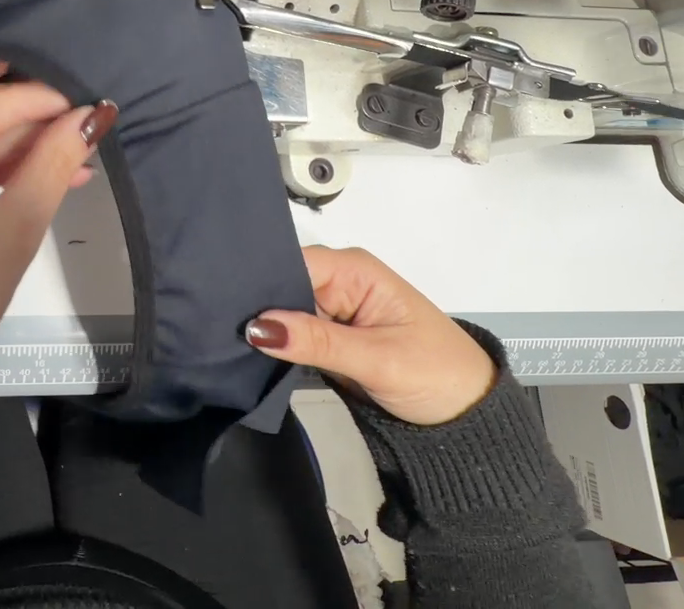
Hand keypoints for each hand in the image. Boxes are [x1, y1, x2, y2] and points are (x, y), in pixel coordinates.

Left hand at [0, 37, 116, 387]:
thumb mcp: (14, 226)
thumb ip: (55, 161)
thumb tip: (96, 112)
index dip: (25, 73)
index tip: (77, 74)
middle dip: (38, 112)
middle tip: (96, 116)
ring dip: (33, 143)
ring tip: (89, 147)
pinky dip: (15, 168)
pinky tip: (65, 171)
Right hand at [244, 245, 496, 425]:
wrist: (469, 420)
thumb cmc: (436, 376)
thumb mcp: (377, 359)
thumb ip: (316, 341)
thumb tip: (256, 326)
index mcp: (353, 270)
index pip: (292, 263)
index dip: (259, 280)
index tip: (223, 301)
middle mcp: (338, 282)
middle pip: (281, 283)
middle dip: (254, 305)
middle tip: (213, 323)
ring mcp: (331, 310)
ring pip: (281, 310)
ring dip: (261, 327)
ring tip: (222, 337)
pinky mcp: (327, 336)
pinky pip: (290, 333)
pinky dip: (273, 343)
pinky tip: (244, 349)